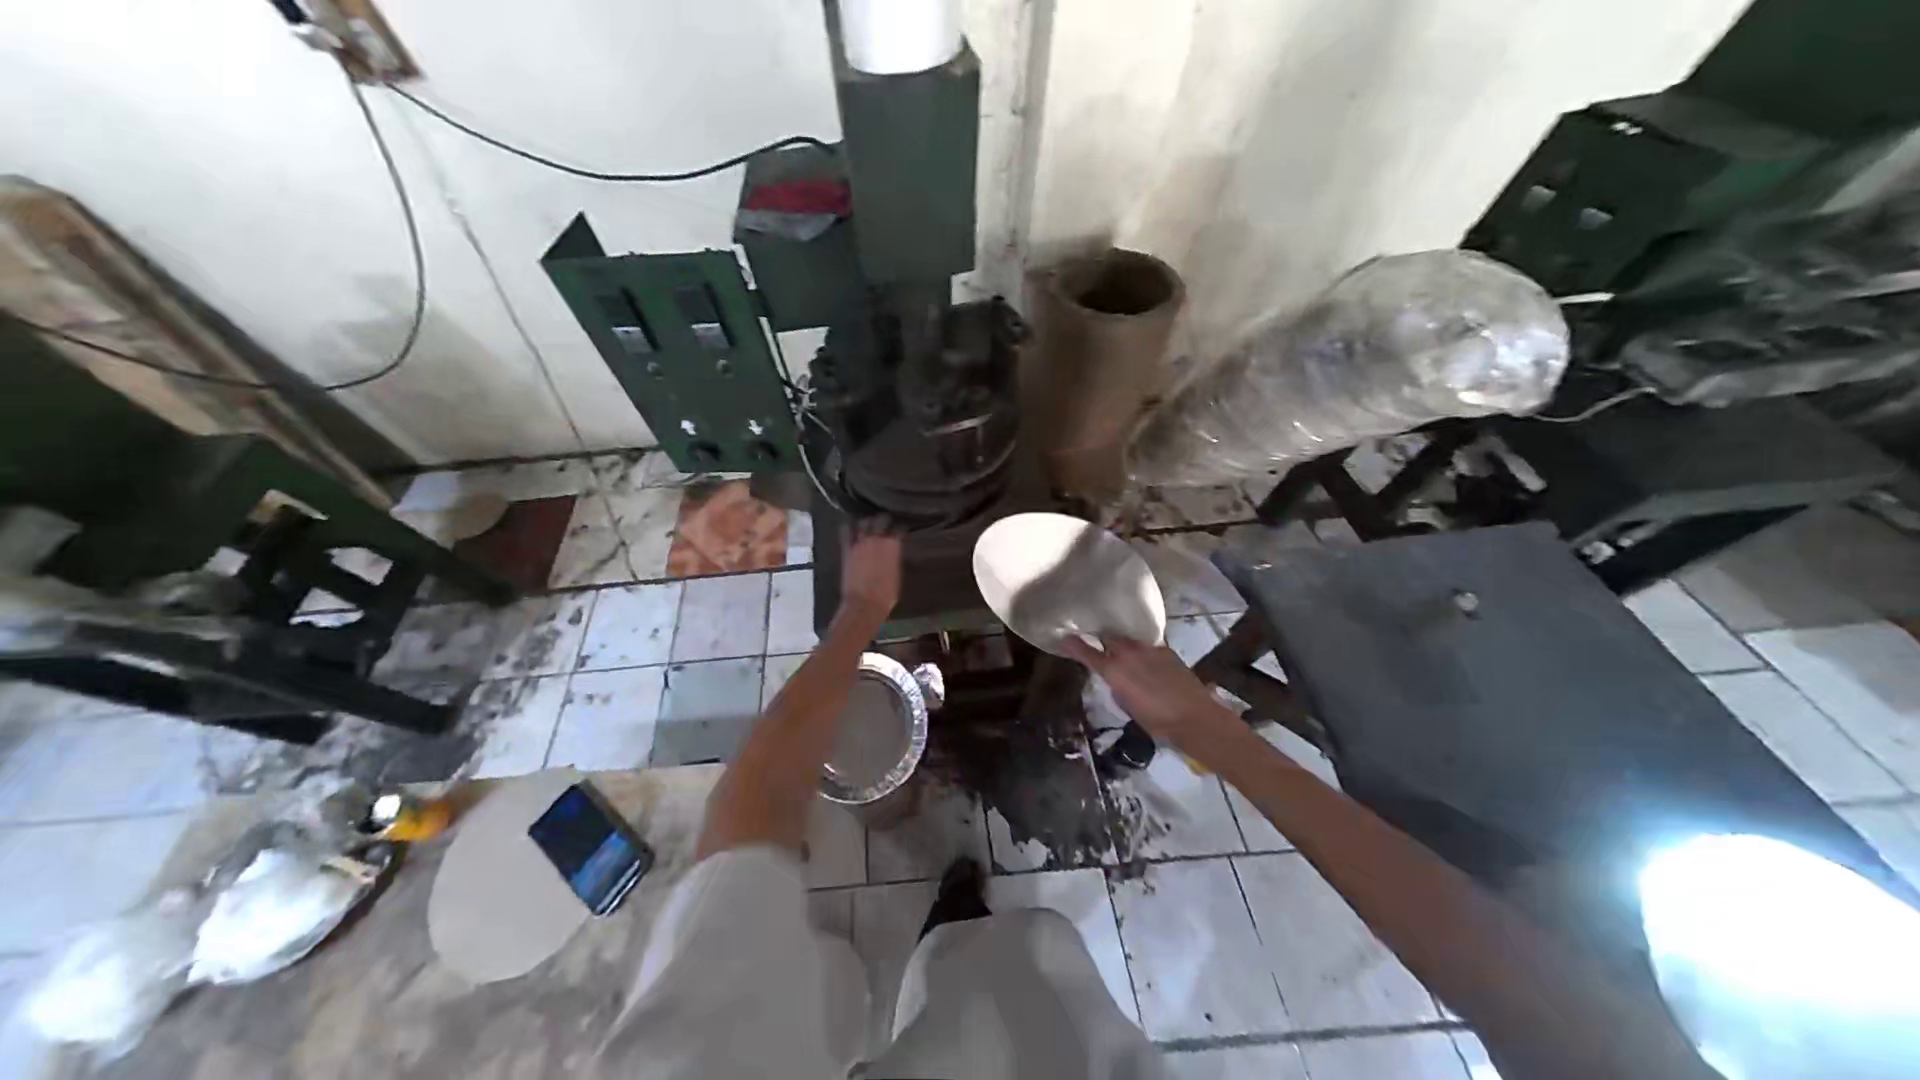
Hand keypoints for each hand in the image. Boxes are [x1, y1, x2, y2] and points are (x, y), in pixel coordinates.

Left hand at [839, 526, 901, 624]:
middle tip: (884, 522)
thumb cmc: (886, 595)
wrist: (864, 604)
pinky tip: (849, 528)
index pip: (899, 528)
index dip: (900, 528)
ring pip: (864, 522)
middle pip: (882, 519)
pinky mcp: (847, 549)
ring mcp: (861, 543)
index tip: (900, 530)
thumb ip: (894, 559)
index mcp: (894, 546)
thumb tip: (893, 553)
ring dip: (866, 522)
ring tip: (867, 523)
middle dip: (884, 519)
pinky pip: (846, 532)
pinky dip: (848, 528)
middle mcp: (878, 540)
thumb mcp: (897, 575)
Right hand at [1062, 634, 1241, 750]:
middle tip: (1101, 645)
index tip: (1065, 638)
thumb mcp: (1126, 704)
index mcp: (1114, 671)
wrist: (1193, 717)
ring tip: (1126, 652)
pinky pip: (1147, 645)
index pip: (1087, 652)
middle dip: (1104, 639)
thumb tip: (1115, 676)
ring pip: (1129, 639)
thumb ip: (1116, 685)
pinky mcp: (1166, 649)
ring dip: (1124, 644)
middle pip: (1109, 637)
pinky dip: (1143, 650)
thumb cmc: (1155, 720)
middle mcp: (1128, 653)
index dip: (1074, 645)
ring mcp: (1149, 648)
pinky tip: (1148, 661)